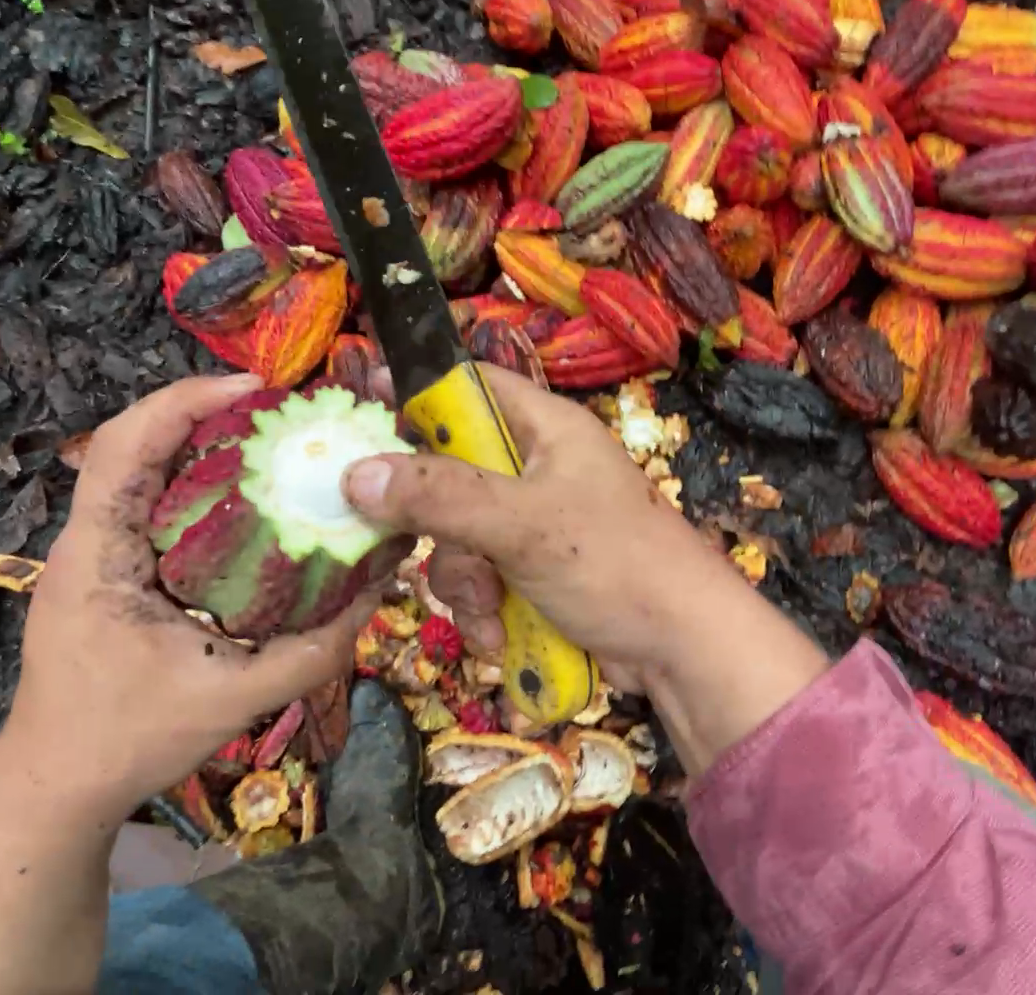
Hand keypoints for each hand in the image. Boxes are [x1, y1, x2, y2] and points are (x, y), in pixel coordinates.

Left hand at [0, 374, 384, 822]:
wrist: (57, 785)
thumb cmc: (130, 738)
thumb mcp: (236, 697)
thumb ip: (314, 649)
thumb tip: (380, 586)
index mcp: (100, 554)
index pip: (125, 447)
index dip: (184, 400)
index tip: (255, 387)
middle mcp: (92, 539)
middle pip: (140, 444)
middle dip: (210, 412)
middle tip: (285, 412)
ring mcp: (100, 553)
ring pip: (150, 471)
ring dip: (209, 444)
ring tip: (278, 440)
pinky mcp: (116, 570)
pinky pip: (161, 505)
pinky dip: (207, 484)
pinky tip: (257, 498)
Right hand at [340, 365, 829, 775]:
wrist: (680, 648)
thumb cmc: (614, 565)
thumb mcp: (524, 524)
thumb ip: (442, 496)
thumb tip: (355, 474)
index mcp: (549, 429)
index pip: (472, 387)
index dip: (418, 393)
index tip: (364, 413)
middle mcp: (541, 467)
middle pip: (451, 472)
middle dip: (441, 527)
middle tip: (442, 552)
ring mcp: (538, 522)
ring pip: (460, 535)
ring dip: (465, 581)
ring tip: (492, 610)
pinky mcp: (537, 570)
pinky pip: (483, 575)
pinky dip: (484, 606)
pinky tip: (500, 634)